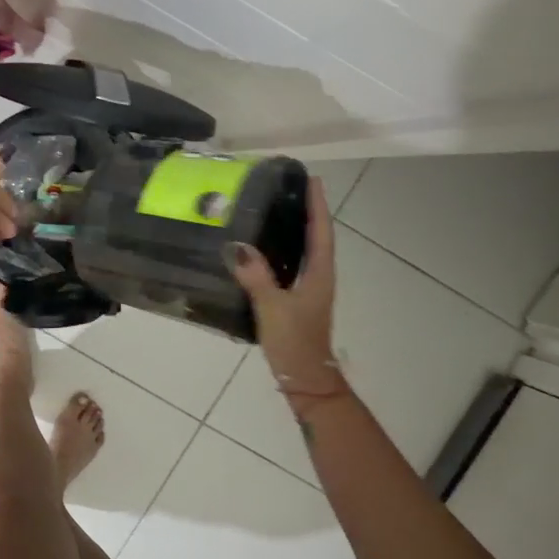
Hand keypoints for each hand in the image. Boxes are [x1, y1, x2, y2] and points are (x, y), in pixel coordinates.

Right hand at [229, 176, 349, 412]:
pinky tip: (262, 251)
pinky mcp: (297, 301)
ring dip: (294, 231)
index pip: (321, 231)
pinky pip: (291, 267)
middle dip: (305, 212)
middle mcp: (319, 278)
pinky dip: (282, 252)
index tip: (312, 179)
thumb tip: (238, 245)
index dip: (317, 205)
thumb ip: (256, 276)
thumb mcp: (272, 307)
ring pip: (304, 252)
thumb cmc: (294, 341)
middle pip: (316, 237)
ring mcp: (310, 290)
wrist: (305, 379)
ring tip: (273, 211)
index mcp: (320, 274)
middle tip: (287, 188)